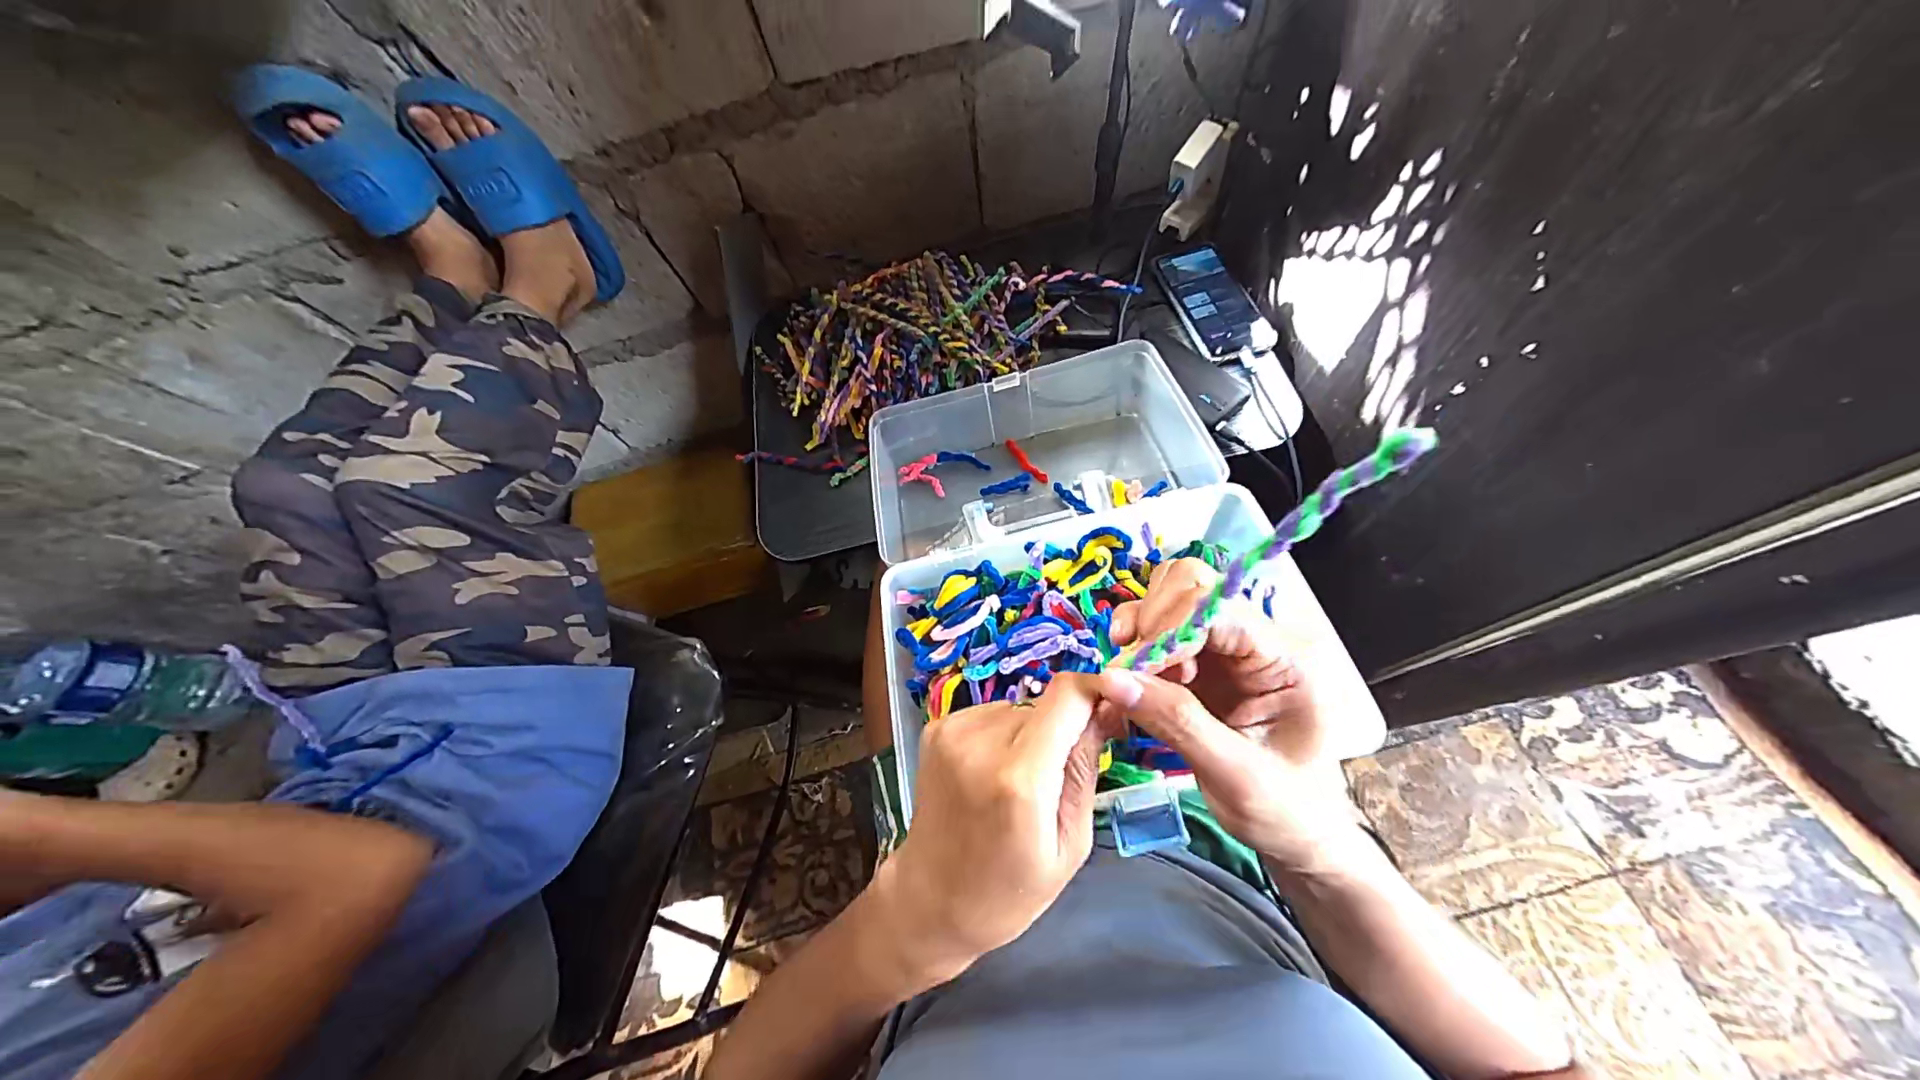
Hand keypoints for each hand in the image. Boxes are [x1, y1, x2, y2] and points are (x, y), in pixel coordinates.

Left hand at [866, 674, 1117, 986]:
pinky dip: (1001, 736)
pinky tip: (993, 774)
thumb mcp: (1069, 842)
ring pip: (1017, 708)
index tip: (1113, 706)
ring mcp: (951, 731)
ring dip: (1030, 733)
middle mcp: (980, 742)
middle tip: (1057, 777)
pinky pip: (990, 715)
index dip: (1096, 691)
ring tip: (1019, 783)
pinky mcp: (936, 729)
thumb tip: (1108, 707)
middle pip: (1043, 705)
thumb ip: (1085, 767)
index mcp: (1019, 778)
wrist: (931, 901)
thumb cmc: (1009, 890)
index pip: (1067, 695)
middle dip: (1061, 729)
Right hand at [1106, 558, 1358, 868]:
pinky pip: (1160, 634)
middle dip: (1152, 618)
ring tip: (1133, 677)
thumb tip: (1112, 679)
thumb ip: (1176, 721)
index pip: (1218, 609)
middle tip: (1128, 664)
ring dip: (1142, 630)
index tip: (1133, 664)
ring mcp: (1227, 650)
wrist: (1300, 837)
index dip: (1168, 626)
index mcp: (1285, 658)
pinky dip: (1138, 649)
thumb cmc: (1285, 811)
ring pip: (1171, 601)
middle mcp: (1255, 641)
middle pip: (1192, 587)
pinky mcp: (1204, 665)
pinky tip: (1136, 684)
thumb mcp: (1235, 776)